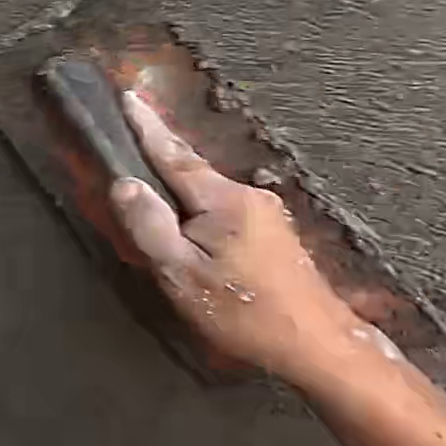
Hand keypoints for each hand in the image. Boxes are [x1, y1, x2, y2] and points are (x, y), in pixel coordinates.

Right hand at [109, 91, 366, 381]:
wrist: (321, 348)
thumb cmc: (244, 314)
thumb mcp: (182, 274)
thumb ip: (150, 225)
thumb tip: (124, 182)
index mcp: (223, 199)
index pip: (173, 154)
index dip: (146, 126)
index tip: (127, 96)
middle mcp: (246, 194)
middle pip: (190, 172)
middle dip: (159, 161)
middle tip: (128, 146)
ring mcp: (264, 211)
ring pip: (205, 193)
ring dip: (178, 194)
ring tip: (155, 207)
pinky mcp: (272, 231)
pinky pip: (221, 207)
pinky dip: (197, 210)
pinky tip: (192, 233)